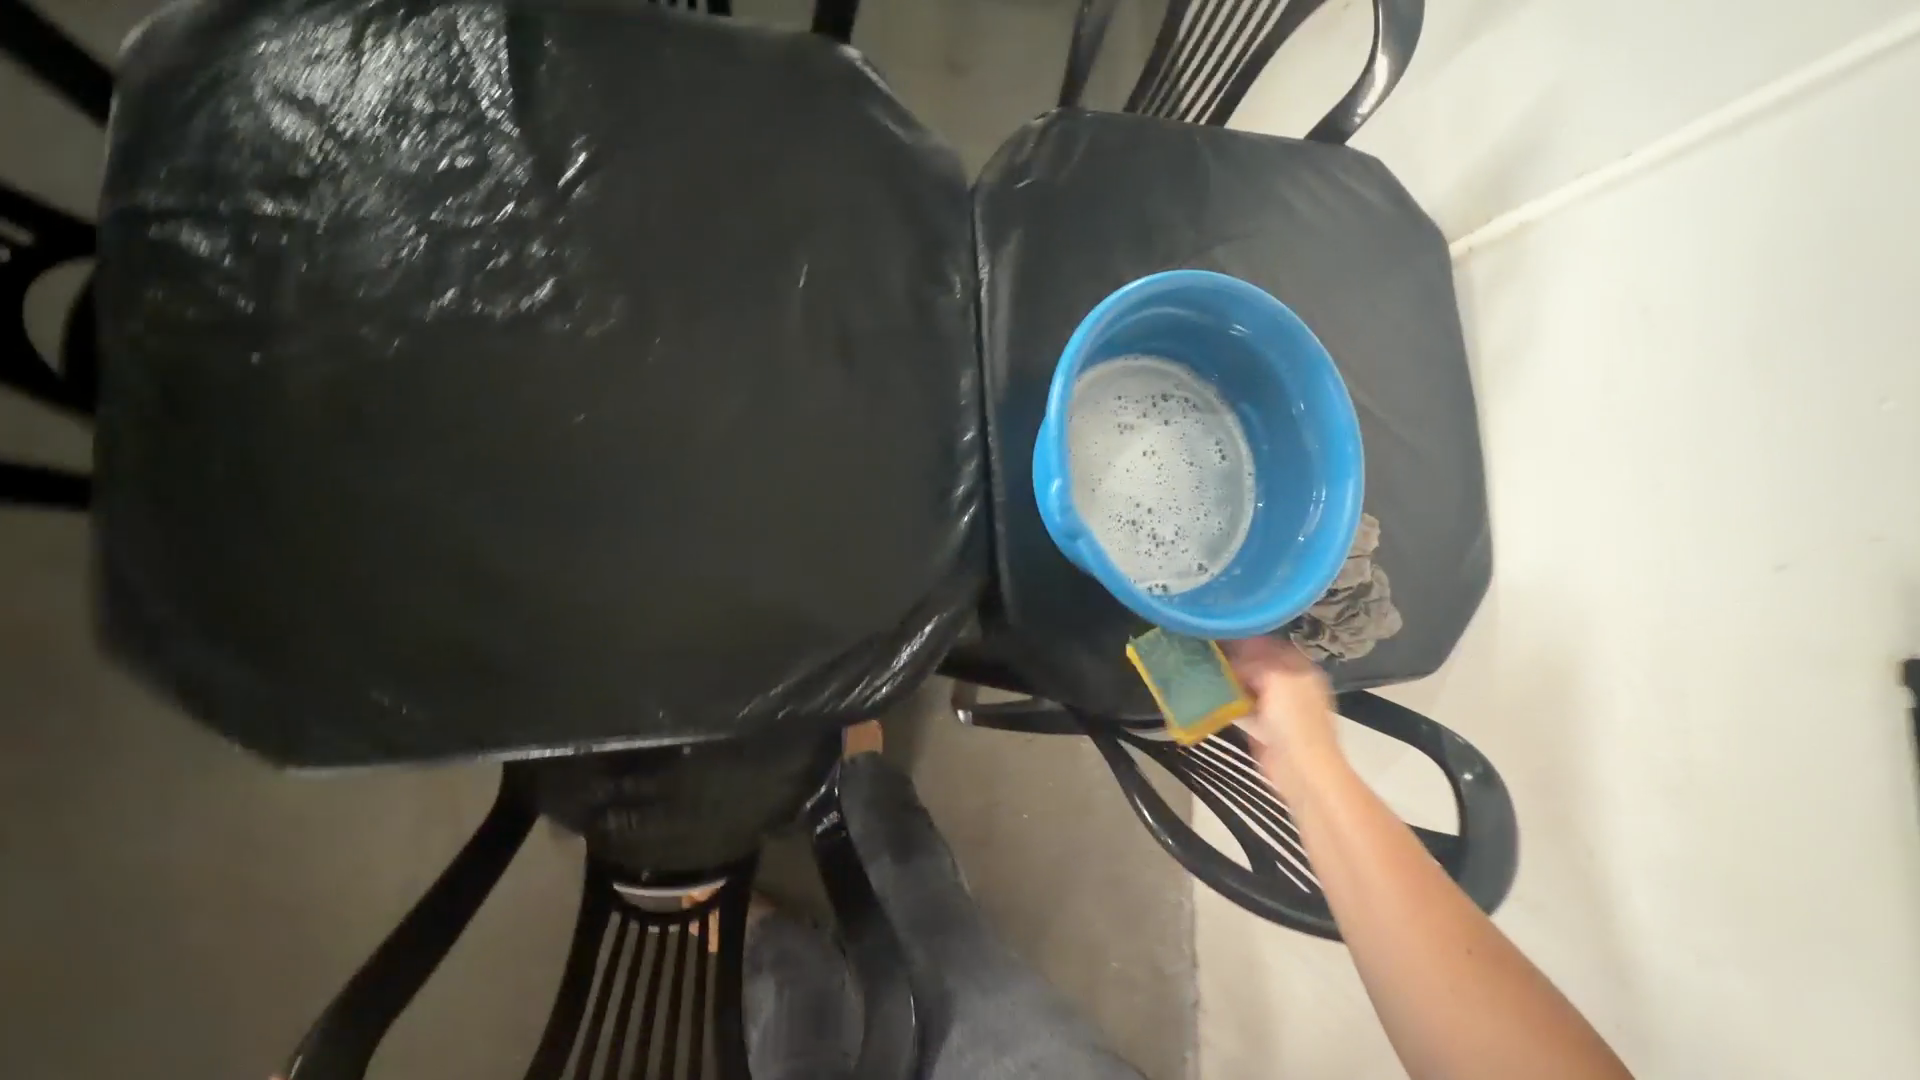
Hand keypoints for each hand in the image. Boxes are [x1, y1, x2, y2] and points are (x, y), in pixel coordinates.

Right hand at [1221, 636, 1342, 794]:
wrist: (1301, 769)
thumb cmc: (1294, 720)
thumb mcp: (1275, 678)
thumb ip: (1254, 662)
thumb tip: (1233, 657)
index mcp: (1301, 669)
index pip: (1272, 645)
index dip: (1248, 640)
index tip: (1221, 634)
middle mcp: (1292, 684)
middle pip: (1260, 664)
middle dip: (1237, 659)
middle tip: (1208, 651)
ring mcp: (1280, 706)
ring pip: (1251, 684)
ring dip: (1232, 679)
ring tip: (1206, 669)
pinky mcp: (1266, 726)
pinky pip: (1245, 705)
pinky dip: (1231, 700)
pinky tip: (1213, 695)